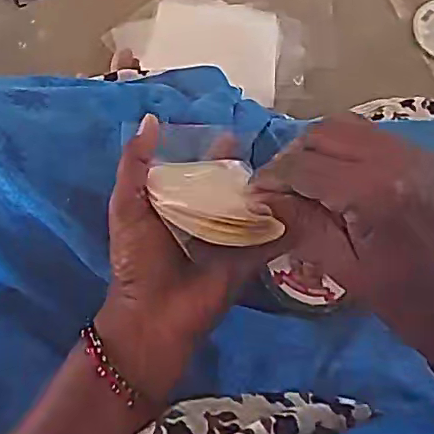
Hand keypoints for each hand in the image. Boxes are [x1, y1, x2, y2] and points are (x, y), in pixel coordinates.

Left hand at [95, 115, 275, 399]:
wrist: (152, 314)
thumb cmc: (136, 258)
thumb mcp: (127, 205)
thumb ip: (135, 164)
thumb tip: (151, 119)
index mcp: (176, 202)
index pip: (198, 169)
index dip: (212, 151)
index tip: (233, 131)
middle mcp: (205, 216)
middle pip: (230, 186)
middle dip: (245, 169)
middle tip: (271, 146)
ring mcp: (230, 238)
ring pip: (253, 207)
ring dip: (270, 191)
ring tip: (292, 168)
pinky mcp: (248, 259)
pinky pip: (270, 237)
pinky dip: (286, 222)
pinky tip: (306, 201)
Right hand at [253, 114, 433, 380]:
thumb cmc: (415, 306)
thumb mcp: (349, 272)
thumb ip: (303, 225)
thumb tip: (262, 199)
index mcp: (375, 191)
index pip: (303, 166)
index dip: (271, 180)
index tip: (252, 198)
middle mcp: (394, 157)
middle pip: (321, 134)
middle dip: (291, 158)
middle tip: (276, 192)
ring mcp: (411, 151)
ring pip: (343, 127)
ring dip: (314, 149)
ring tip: (301, 185)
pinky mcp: (420, 156)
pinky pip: (367, 136)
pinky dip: (340, 149)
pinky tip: (333, 180)